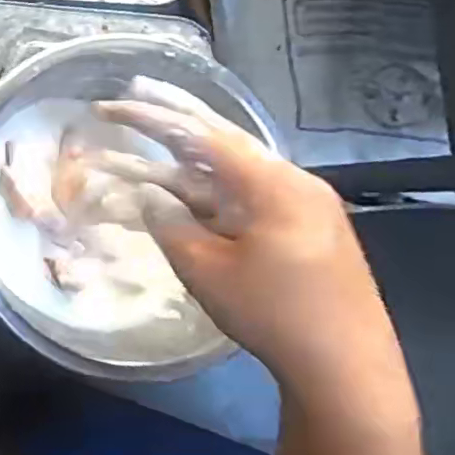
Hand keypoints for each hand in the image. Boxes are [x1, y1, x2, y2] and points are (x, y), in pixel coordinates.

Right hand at [95, 78, 411, 417]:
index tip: (110, 107)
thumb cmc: (272, 311)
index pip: (202, 137)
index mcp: (274, 185)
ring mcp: (301, 203)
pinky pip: (242, 190)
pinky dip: (206, 179)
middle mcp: (293, 182)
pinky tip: (184, 177)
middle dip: (174, 115)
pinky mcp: (299, 226)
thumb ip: (169, 223)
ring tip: (151, 127)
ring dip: (187, 151)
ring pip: (232, 164)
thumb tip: (149, 196)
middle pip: (222, 138)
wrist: (344, 363)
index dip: (151, 119)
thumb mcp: (204, 267)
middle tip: (134, 91)